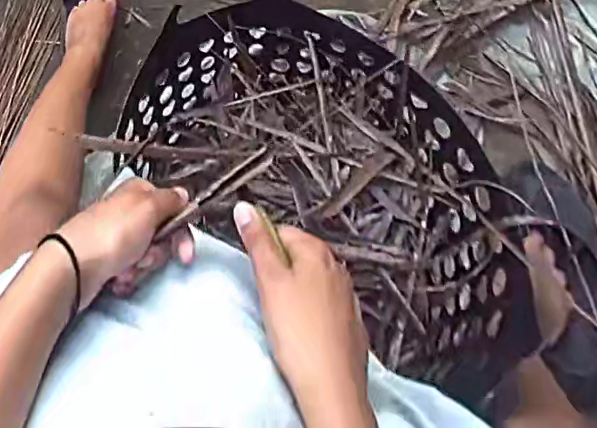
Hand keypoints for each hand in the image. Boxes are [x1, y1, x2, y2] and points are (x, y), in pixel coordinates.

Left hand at [53, 178, 194, 307]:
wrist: (74, 266)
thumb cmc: (114, 233)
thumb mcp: (149, 209)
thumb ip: (171, 200)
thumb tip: (184, 193)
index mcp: (139, 191)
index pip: (173, 209)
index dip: (181, 233)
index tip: (185, 255)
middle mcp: (129, 209)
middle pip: (162, 234)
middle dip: (157, 252)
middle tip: (144, 257)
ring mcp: (118, 234)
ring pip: (147, 254)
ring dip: (141, 266)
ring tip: (126, 269)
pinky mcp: (109, 258)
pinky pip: (131, 268)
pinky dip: (128, 276)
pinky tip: (117, 278)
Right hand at [236, 202, 375, 427]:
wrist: (332, 388)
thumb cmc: (300, 334)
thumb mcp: (269, 280)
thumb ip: (257, 242)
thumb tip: (245, 208)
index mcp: (317, 250)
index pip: (281, 231)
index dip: (264, 250)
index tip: (258, 271)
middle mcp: (336, 267)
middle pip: (297, 256)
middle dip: (280, 272)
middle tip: (269, 296)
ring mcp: (347, 296)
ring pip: (311, 282)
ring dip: (296, 293)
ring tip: (284, 318)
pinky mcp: (351, 323)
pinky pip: (324, 307)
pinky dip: (311, 314)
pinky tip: (303, 332)